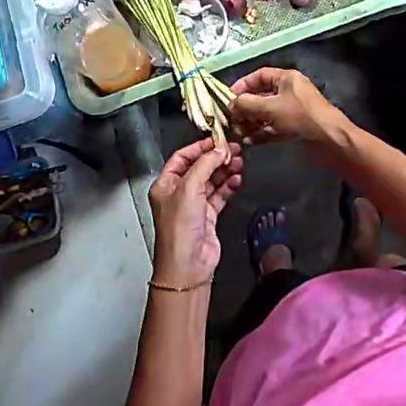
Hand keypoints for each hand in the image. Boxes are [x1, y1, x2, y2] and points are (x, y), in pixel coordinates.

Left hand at [147, 138, 242, 289]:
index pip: (181, 158)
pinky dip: (228, 186)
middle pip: (198, 168)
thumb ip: (204, 166)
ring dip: (224, 171)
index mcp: (165, 184)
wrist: (188, 264)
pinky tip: (238, 179)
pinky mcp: (208, 217)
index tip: (216, 140)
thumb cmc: (180, 228)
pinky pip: (219, 196)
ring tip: (240, 162)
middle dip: (215, 158)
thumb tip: (218, 149)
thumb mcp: (189, 189)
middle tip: (234, 150)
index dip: (198, 148)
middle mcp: (178, 193)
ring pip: (211, 181)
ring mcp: (193, 205)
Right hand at [230, 68, 347, 146]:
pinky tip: (249, 142)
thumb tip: (231, 105)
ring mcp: (292, 110)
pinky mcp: (294, 127)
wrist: (330, 141)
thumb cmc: (300, 117)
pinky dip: (261, 133)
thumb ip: (246, 104)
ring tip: (238, 133)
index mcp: (286, 79)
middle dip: (244, 108)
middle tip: (231, 120)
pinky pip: (272, 127)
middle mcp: (289, 91)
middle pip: (260, 96)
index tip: (227, 99)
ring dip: (250, 123)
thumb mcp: (269, 108)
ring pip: (265, 114)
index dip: (241, 85)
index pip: (258, 76)